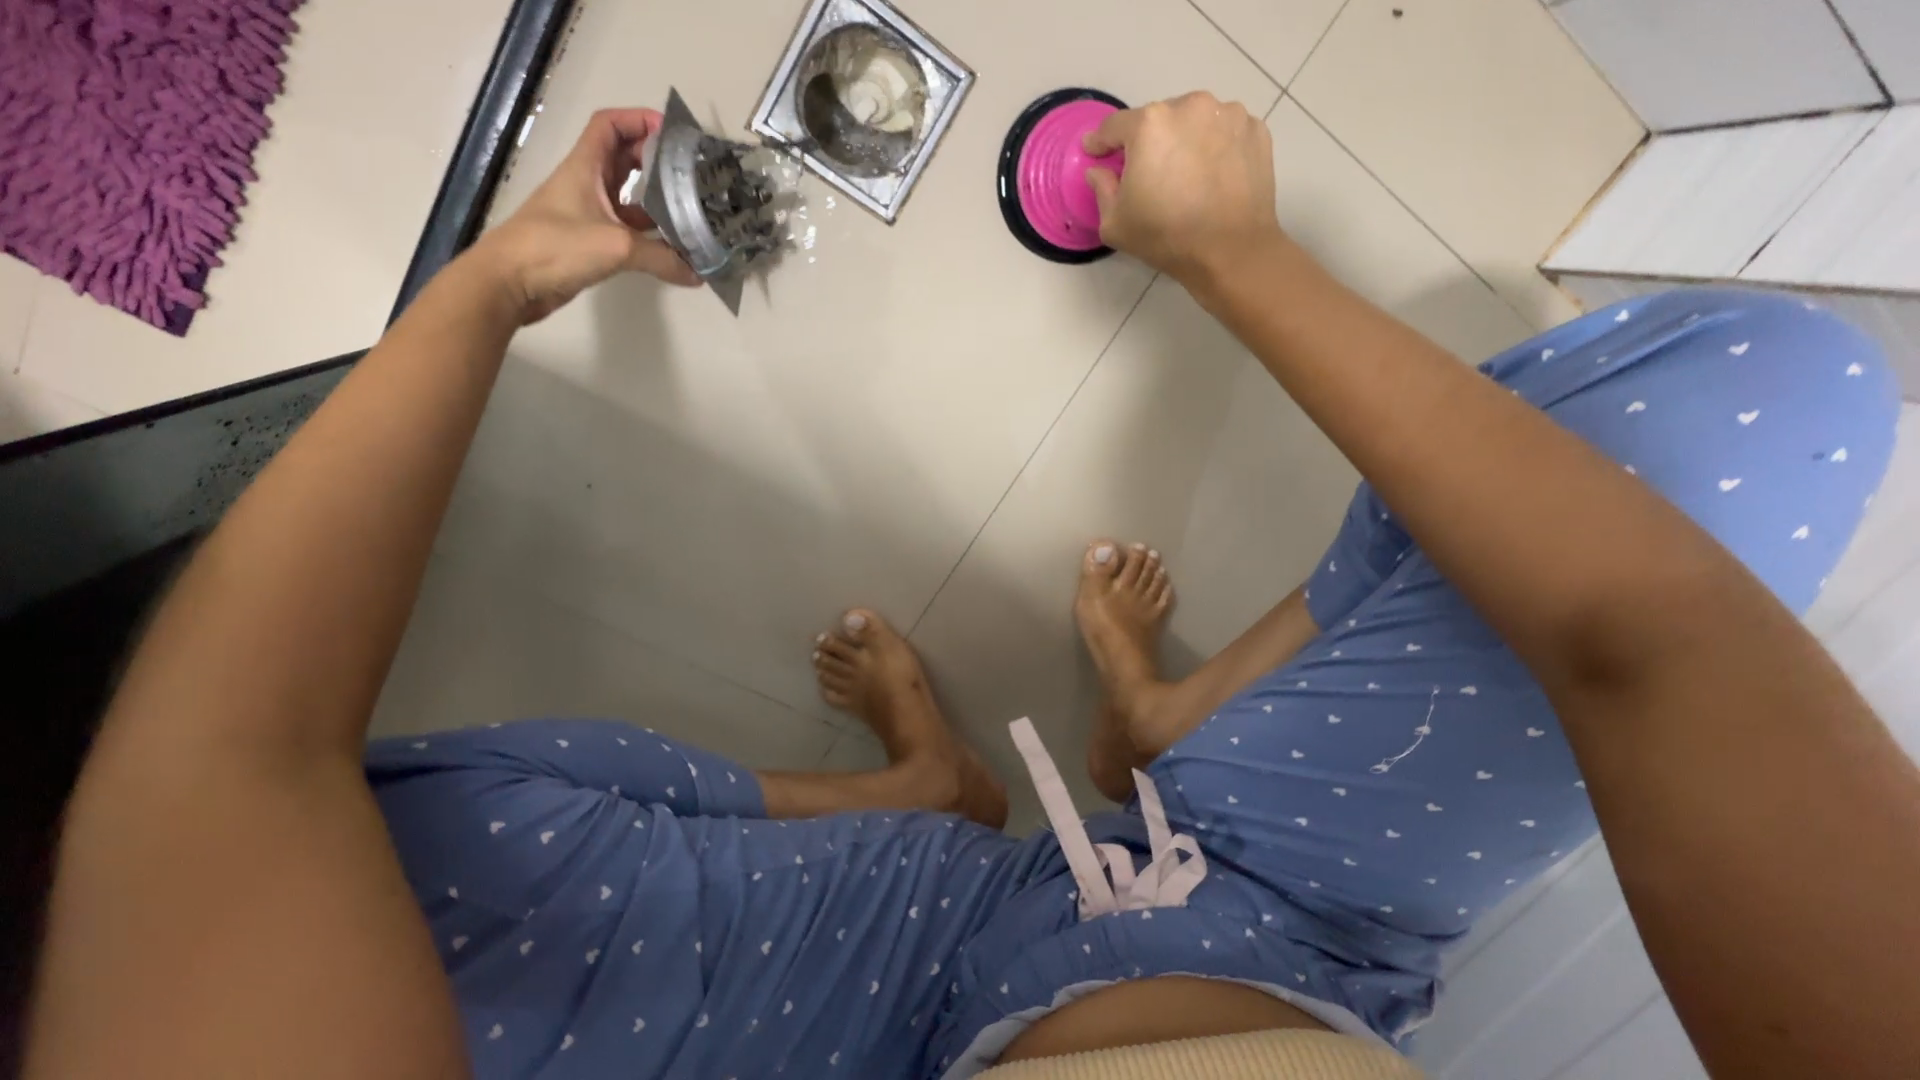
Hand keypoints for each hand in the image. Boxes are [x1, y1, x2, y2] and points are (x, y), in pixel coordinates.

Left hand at [471, 108, 701, 323]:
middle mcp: (587, 184)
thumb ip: (661, 258)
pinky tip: (674, 250)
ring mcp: (589, 214)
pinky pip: (627, 230)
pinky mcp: (590, 242)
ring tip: (691, 209)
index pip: (609, 125)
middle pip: (624, 158)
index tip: (672, 133)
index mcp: (585, 167)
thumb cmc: (555, 246)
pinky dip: (650, 237)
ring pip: (628, 197)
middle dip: (656, 160)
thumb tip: (696, 274)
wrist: (510, 282)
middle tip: (690, 174)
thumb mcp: (616, 247)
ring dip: (656, 201)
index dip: (639, 120)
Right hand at [1083, 93, 1287, 290]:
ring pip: (1195, 121)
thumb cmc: (1166, 236)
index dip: (1101, 142)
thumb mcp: (1115, 223)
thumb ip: (1101, 189)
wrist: (1232, 251)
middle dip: (1149, 141)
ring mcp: (1229, 114)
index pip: (1115, 126)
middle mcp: (1190, 106)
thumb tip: (1099, 171)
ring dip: (1185, 139)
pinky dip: (1216, 146)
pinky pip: (1225, 131)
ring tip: (1187, 172)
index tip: (1096, 152)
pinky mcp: (1256, 129)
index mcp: (1150, 123)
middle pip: (1159, 119)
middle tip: (1150, 171)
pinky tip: (1214, 174)